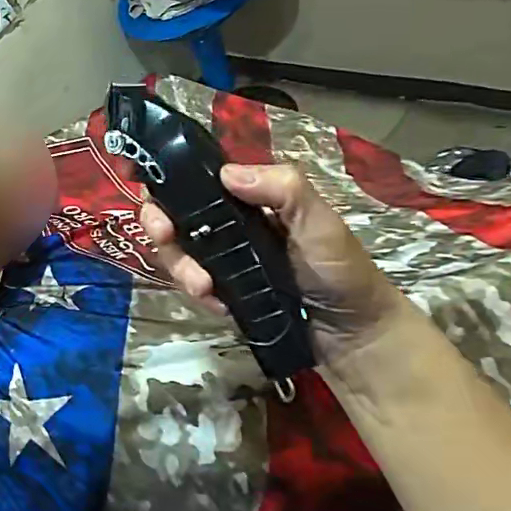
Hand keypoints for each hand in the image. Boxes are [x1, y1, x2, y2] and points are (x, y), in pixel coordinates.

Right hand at [140, 163, 416, 379]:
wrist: (353, 336)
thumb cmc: (340, 269)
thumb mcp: (319, 221)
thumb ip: (283, 188)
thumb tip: (225, 173)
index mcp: (252, 198)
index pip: (201, 181)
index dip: (171, 184)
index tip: (156, 194)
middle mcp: (232, 225)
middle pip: (178, 216)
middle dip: (161, 224)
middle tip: (162, 233)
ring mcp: (226, 260)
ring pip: (180, 253)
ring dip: (179, 265)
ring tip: (202, 285)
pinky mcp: (225, 293)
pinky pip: (196, 287)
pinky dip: (199, 294)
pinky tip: (218, 304)